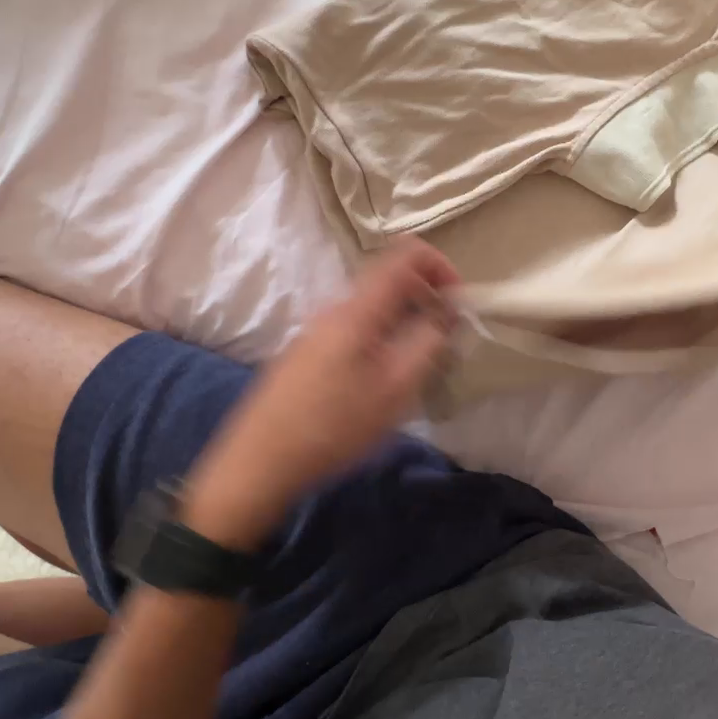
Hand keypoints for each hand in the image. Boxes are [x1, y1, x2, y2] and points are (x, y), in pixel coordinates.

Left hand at [179, 240, 458, 546]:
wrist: (259, 464)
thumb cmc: (334, 426)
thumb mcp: (396, 389)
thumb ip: (429, 342)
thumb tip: (449, 309)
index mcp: (358, 309)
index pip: (405, 254)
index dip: (440, 266)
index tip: (458, 302)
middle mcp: (335, 309)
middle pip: (390, 282)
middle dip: (427, 302)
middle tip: (446, 342)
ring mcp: (317, 330)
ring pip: (374, 310)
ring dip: (405, 326)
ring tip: (418, 371)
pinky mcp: (307, 353)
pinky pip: (356, 330)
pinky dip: (382, 342)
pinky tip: (383, 385)